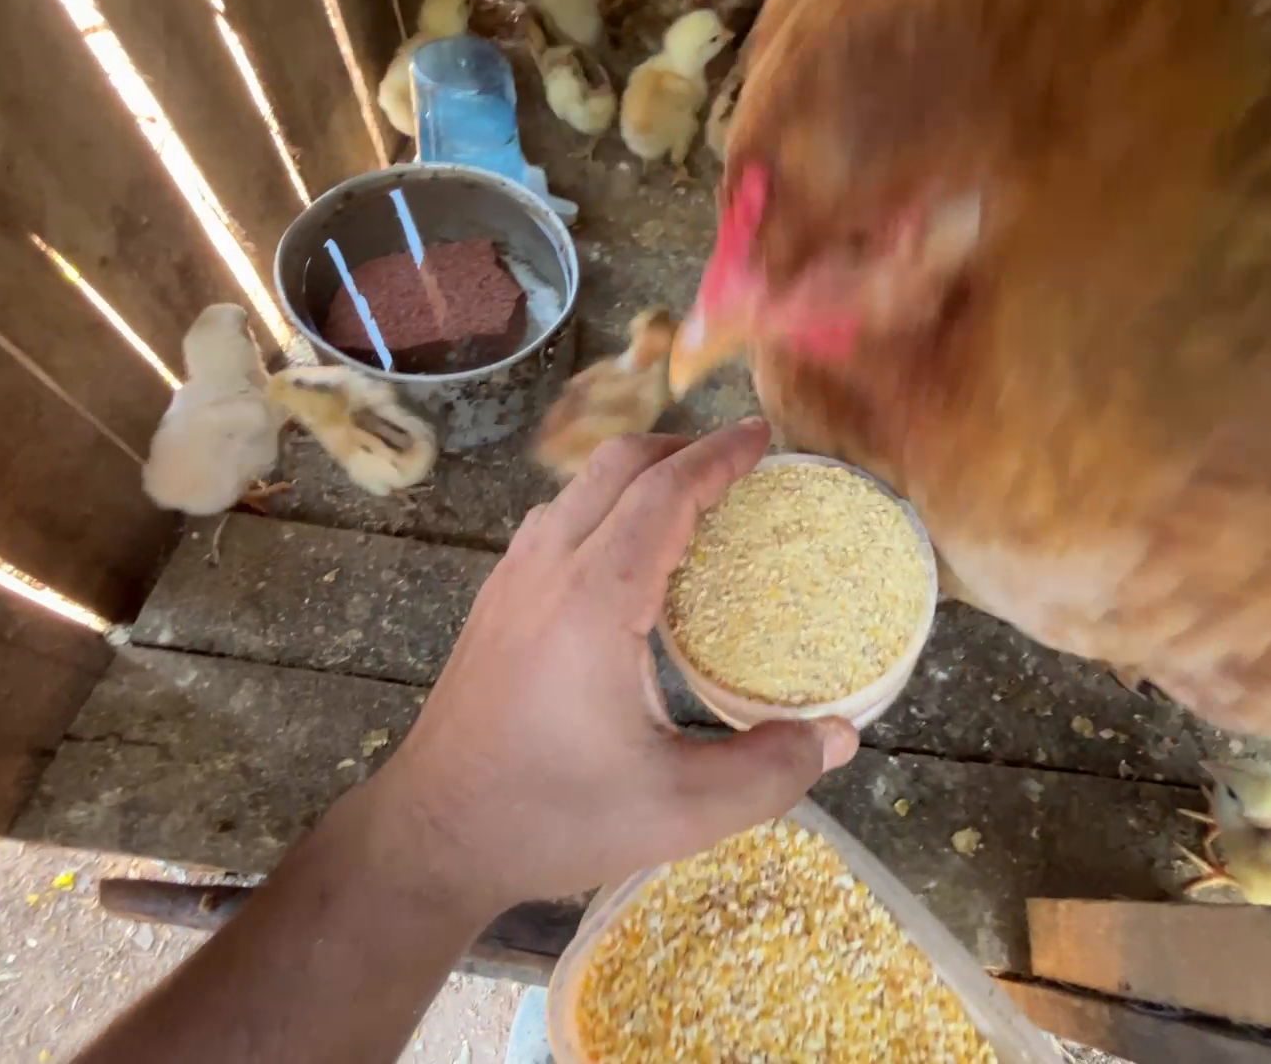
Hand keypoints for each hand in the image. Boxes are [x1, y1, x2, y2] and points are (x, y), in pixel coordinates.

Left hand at [366, 420, 859, 913]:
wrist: (433, 834)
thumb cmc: (552, 816)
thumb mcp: (677, 811)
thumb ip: (768, 773)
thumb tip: (838, 738)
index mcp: (595, 597)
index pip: (664, 493)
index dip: (718, 456)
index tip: (762, 437)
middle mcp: (548, 567)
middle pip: (618, 464)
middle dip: (682, 448)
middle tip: (735, 463)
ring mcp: (512, 577)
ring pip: (580, 486)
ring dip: (639, 473)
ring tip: (689, 497)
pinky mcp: (496, 598)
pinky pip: (557, 518)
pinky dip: (604, 503)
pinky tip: (626, 550)